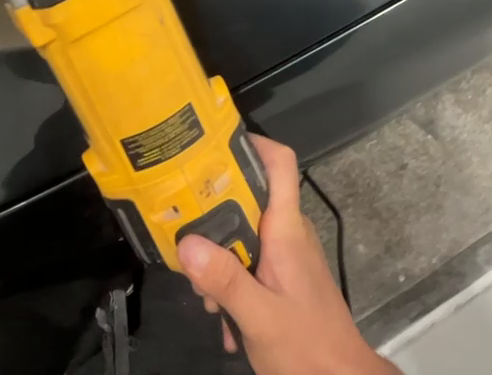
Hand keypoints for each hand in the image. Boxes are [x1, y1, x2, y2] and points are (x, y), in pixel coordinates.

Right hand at [178, 136, 398, 374]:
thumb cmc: (308, 348)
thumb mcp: (259, 317)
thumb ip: (224, 279)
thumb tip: (186, 241)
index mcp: (287, 230)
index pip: (280, 163)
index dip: (252, 143)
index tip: (212, 144)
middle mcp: (289, 234)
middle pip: (249, 197)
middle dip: (214, 215)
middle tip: (183, 233)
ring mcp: (288, 257)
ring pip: (245, 234)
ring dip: (220, 259)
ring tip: (204, 296)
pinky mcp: (284, 279)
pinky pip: (251, 262)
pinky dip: (233, 282)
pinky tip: (224, 318)